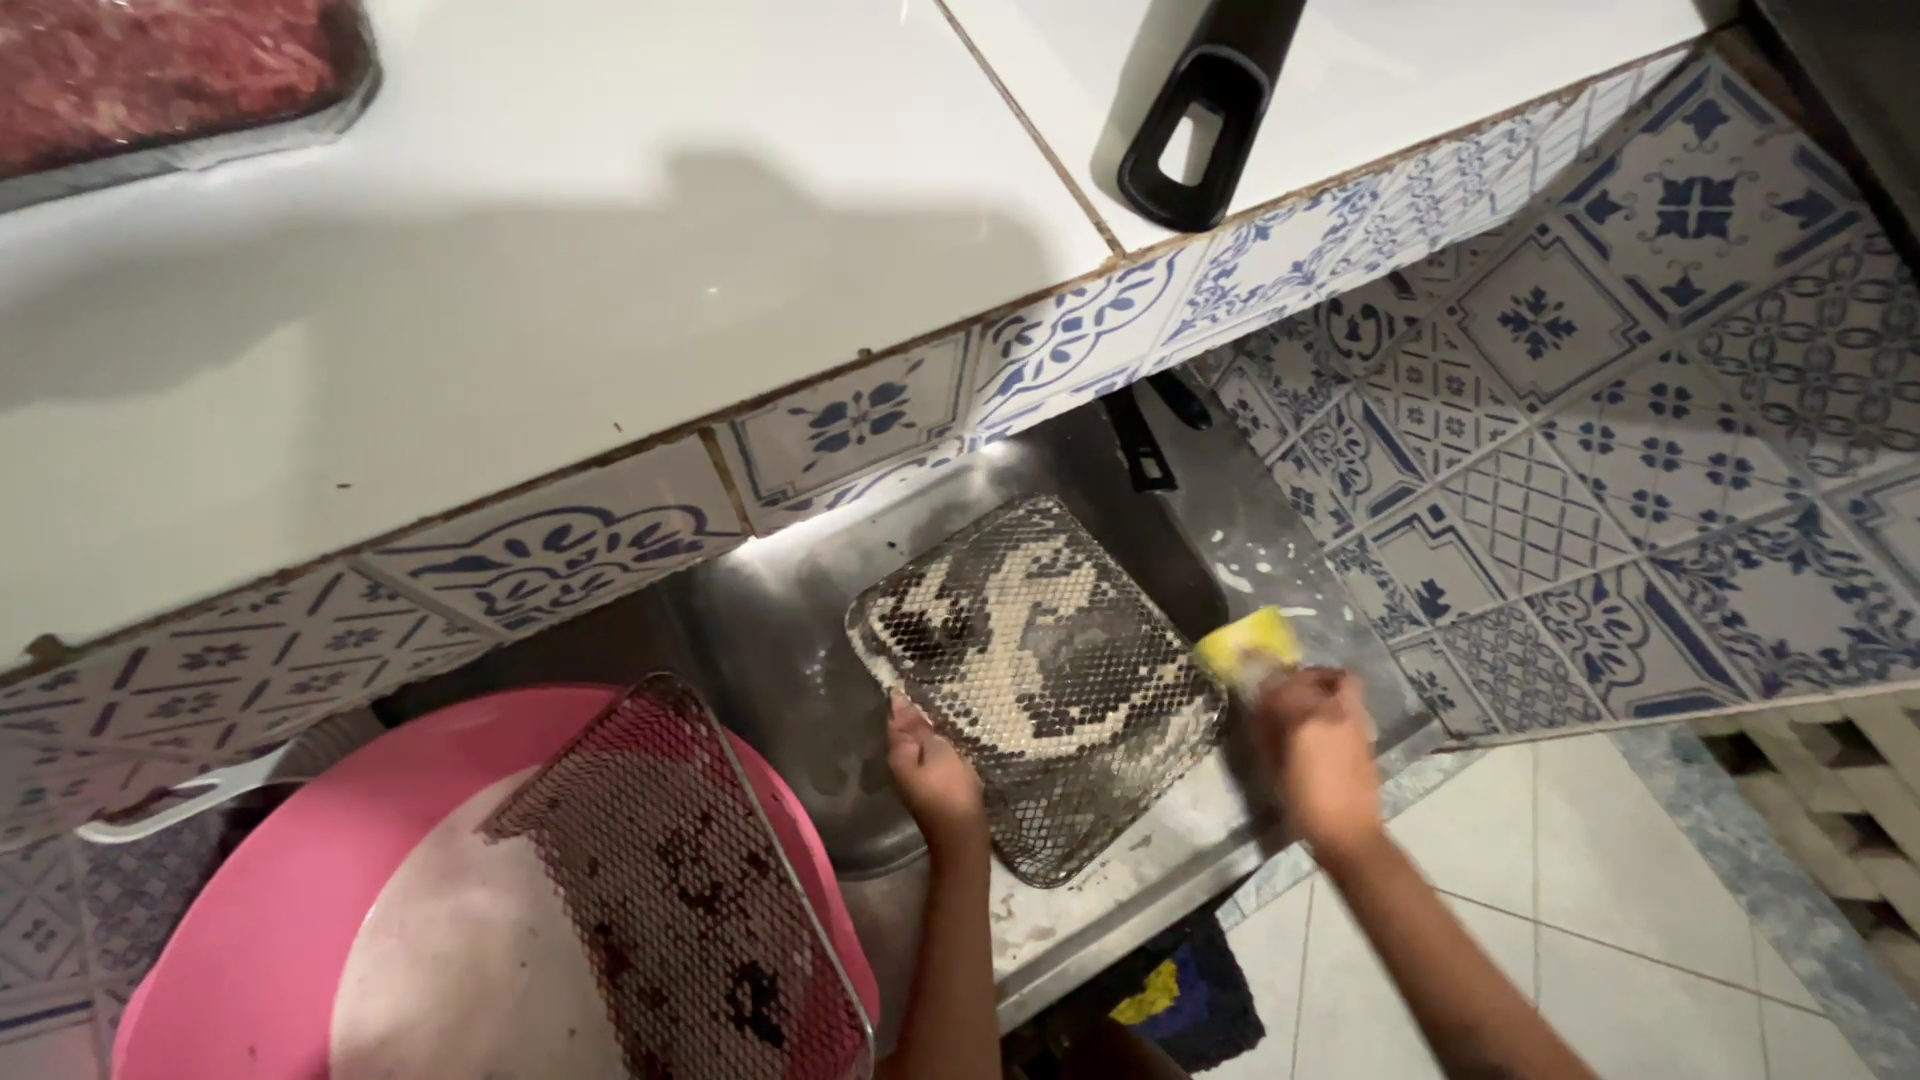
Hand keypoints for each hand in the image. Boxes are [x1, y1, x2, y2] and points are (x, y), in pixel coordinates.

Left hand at [886, 691, 988, 865]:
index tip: (912, 684)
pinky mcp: (927, 788)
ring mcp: (912, 780)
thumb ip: (918, 728)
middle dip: (913, 716)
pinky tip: (946, 740)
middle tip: (927, 692)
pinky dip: (934, 747)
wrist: (961, 835)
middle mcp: (898, 766)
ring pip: (915, 747)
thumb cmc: (950, 788)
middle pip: (903, 734)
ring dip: (925, 731)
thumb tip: (897, 702)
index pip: (895, 720)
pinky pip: (926, 759)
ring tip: (939, 712)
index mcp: (898, 754)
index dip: (903, 703)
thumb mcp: (937, 751)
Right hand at [1253, 667, 1382, 865]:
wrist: (1350, 833)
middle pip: (1316, 676)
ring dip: (1322, 683)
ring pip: (1341, 683)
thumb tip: (1261, 712)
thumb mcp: (1274, 769)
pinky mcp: (1366, 735)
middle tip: (1282, 687)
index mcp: (1305, 720)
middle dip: (1296, 677)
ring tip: (1306, 697)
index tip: (1256, 693)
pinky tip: (1321, 721)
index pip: (1282, 687)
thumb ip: (1267, 733)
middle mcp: (1333, 713)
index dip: (1266, 687)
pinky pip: (1350, 703)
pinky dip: (1335, 700)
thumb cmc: (1304, 804)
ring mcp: (1354, 722)